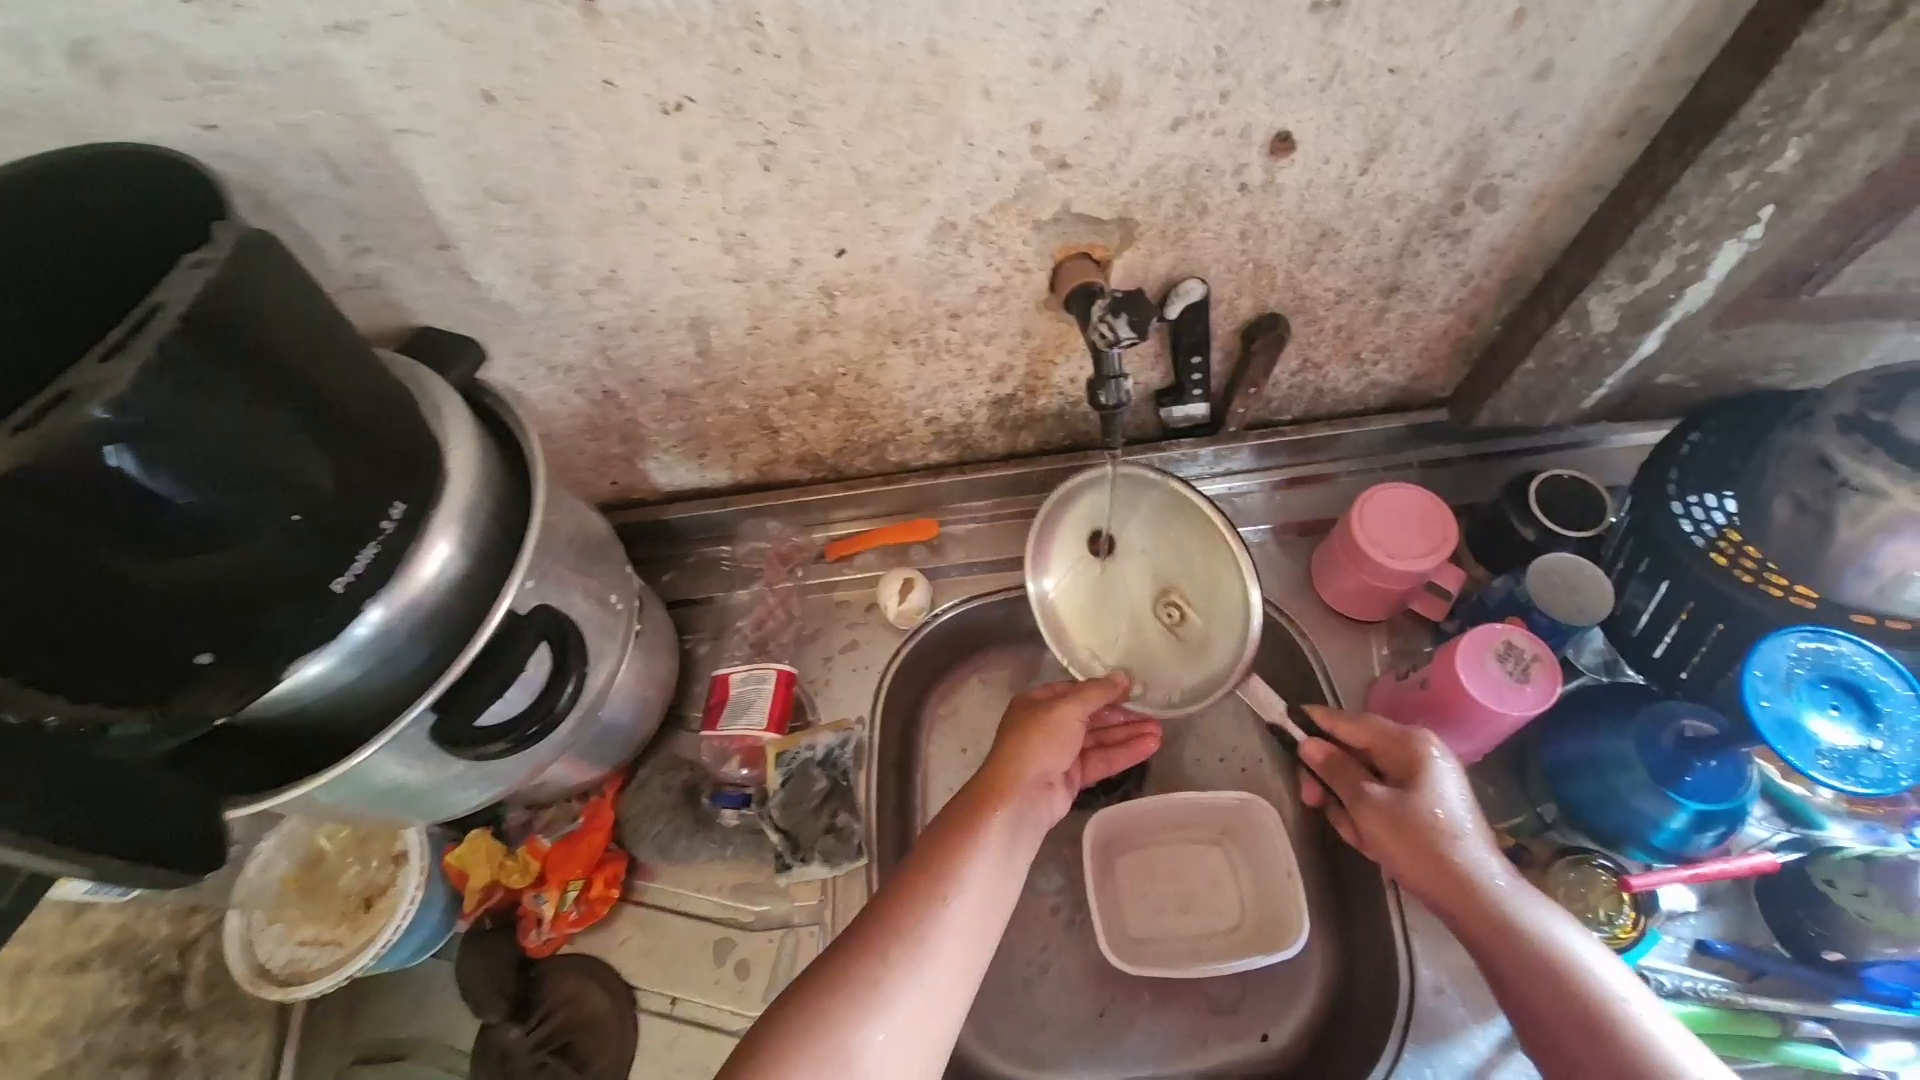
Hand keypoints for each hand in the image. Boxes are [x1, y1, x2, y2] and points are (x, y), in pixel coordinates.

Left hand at [976, 672, 1162, 825]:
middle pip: (1090, 716)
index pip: (1075, 691)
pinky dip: (1124, 753)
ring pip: (1098, 740)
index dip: (1103, 689)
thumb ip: (1097, 692)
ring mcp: (1060, 753)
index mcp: (1038, 703)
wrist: (1021, 796)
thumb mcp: (1067, 708)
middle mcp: (1048, 725)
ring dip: (1127, 734)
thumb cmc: (1038, 741)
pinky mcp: (1072, 777)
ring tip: (1159, 731)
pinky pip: (1101, 760)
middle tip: (1154, 712)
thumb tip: (1123, 676)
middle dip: (1121, 715)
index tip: (1132, 689)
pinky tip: (1150, 747)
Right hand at [1295, 706, 1513, 916]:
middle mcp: (1417, 753)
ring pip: (1363, 779)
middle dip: (1330, 778)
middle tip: (1310, 801)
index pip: (1350, 722)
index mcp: (1409, 744)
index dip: (1315, 722)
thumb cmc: (1420, 844)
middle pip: (1354, 752)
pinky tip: (1371, 843)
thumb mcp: (1367, 806)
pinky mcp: (1424, 806)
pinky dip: (1368, 817)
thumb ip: (1334, 769)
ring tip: (1356, 835)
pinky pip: (1381, 798)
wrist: (1476, 897)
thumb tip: (1307, 743)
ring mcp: (1423, 780)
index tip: (1283, 720)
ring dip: (1349, 805)